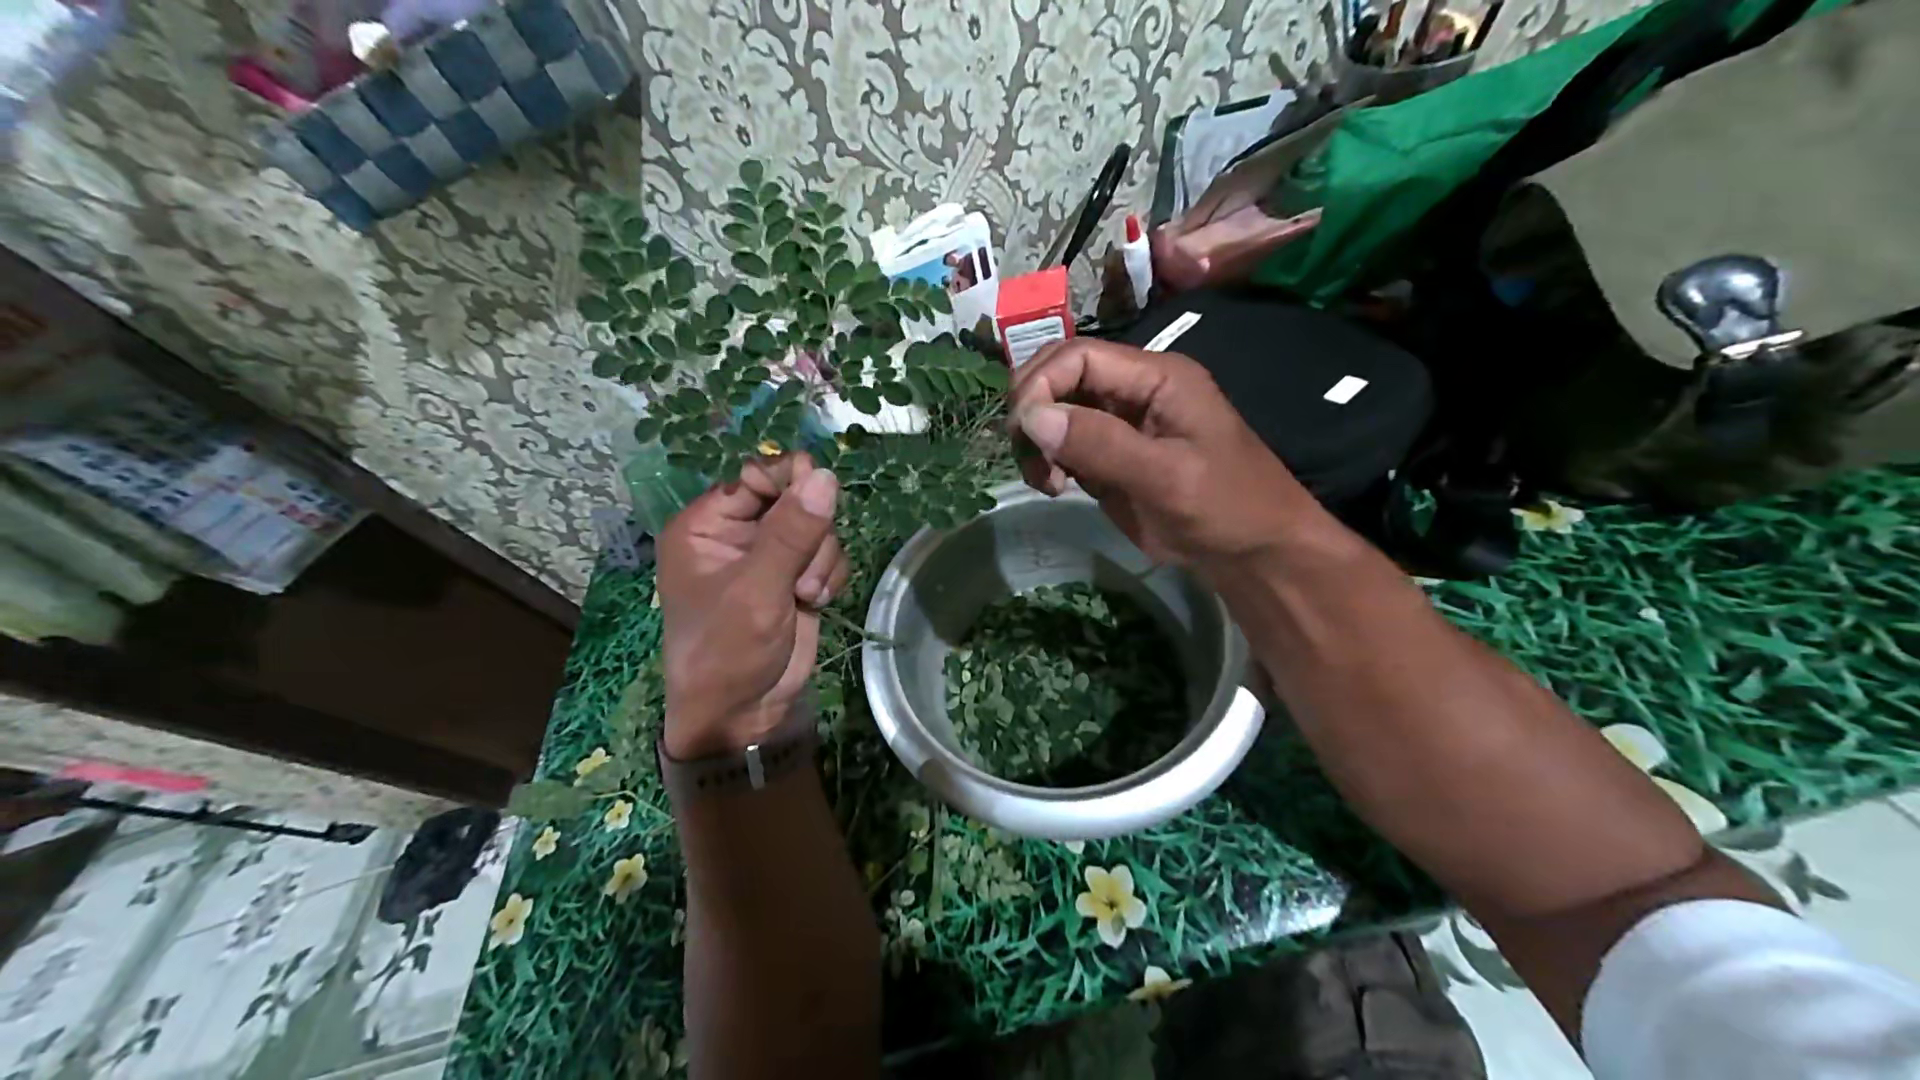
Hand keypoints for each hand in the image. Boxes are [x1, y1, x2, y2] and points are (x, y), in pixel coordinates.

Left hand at [657, 454, 848, 758]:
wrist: (744, 714)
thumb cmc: (728, 652)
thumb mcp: (756, 591)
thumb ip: (791, 533)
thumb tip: (824, 475)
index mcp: (706, 525)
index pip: (754, 476)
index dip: (789, 479)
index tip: (820, 492)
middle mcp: (737, 534)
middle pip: (794, 498)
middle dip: (809, 533)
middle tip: (801, 572)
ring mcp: (770, 556)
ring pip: (818, 527)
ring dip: (821, 559)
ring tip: (806, 594)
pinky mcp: (797, 577)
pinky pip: (828, 553)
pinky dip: (830, 575)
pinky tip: (816, 600)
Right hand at [1008, 338, 1328, 570]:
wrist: (1250, 553)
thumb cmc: (1225, 506)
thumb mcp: (1166, 476)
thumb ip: (1100, 443)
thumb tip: (1031, 417)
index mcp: (1156, 376)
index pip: (1079, 355)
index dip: (1041, 384)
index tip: (1022, 430)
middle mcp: (1132, 390)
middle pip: (1060, 376)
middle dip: (1033, 410)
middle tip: (1026, 455)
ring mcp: (1118, 423)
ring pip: (1055, 411)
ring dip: (1036, 440)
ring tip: (1046, 481)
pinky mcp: (1109, 456)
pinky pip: (1063, 444)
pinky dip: (1046, 461)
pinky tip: (1054, 487)